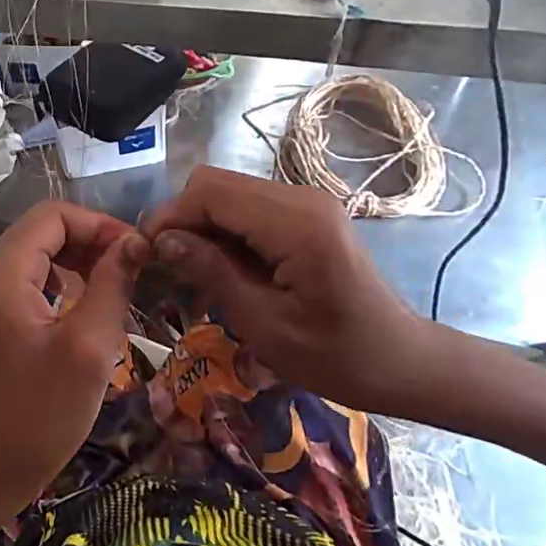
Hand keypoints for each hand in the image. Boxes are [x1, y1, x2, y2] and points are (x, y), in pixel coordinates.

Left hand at [0, 201, 148, 534]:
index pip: (54, 215)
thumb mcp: (88, 347)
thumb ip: (112, 284)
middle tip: (136, 272)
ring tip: (120, 287)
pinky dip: (65, 282)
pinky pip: (33, 279)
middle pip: (46, 230)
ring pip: (41, 253)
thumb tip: (136, 242)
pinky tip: (90, 305)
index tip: (140, 253)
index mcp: (0, 271)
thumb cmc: (40, 414)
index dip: (101, 225)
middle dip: (94, 242)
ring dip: (82, 261)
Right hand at [143, 167, 447, 414]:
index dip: (170, 218)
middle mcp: (300, 198)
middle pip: (215, 184)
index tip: (145, 256)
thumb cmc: (336, 356)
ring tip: (188, 270)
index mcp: (295, 223)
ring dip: (199, 226)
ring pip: (227, 193)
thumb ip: (212, 272)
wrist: (400, 361)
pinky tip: (218, 267)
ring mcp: (305, 203)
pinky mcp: (305, 215)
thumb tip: (162, 240)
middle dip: (181, 219)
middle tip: (164, 266)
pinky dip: (222, 231)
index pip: (209, 192)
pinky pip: (247, 208)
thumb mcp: (264, 324)